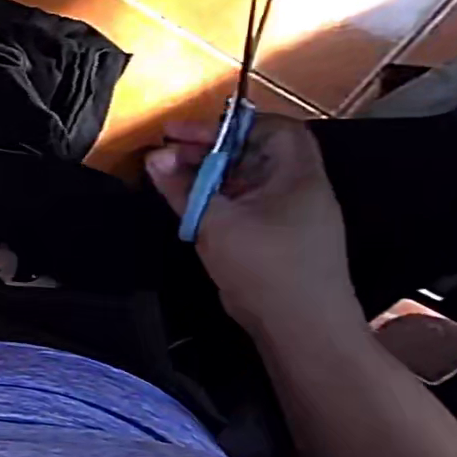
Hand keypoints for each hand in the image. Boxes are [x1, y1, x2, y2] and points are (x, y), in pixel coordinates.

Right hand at [146, 114, 364, 337]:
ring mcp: (292, 216)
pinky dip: (219, 199)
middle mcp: (300, 189)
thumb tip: (153, 157)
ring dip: (211, 176)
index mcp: (297, 176)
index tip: (187, 134)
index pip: (272, 128)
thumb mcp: (215, 222)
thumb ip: (183, 188)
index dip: (229, 124)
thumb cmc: (265, 268)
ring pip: (247, 181)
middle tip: (167, 154)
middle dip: (210, 150)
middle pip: (255, 153)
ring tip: (173, 179)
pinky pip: (247, 205)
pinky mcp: (280, 239)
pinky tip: (192, 208)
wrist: (303, 331)